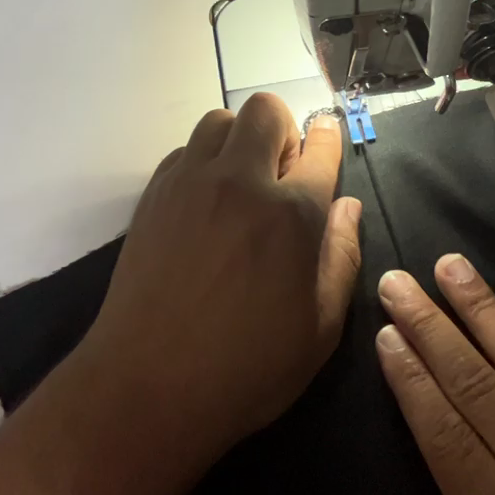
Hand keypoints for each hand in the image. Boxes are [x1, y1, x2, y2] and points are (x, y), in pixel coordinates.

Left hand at [68, 93, 361, 463]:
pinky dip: (202, 161)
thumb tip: (346, 207)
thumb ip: (341, 257)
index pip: (320, 150)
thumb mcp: (319, 329)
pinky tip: (204, 201)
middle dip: (282, 130)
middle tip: (282, 173)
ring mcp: (190, 182)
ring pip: (218, 120)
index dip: (329, 138)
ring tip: (240, 182)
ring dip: (238, 139)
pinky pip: (184, 150)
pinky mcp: (154, 192)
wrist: (148, 383)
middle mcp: (241, 182)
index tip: (327, 135)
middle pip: (264, 111)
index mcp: (292, 215)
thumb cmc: (246, 368)